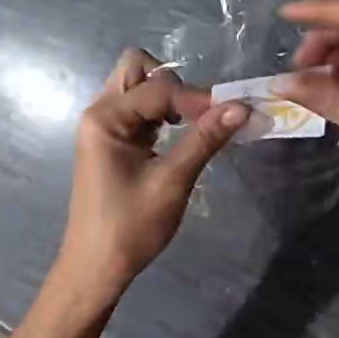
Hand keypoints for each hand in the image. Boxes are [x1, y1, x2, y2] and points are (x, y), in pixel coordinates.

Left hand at [58, 49, 250, 302]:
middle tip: (199, 111)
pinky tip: (179, 134)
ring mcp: (104, 125)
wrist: (96, 269)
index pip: (159, 88)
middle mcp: (100, 112)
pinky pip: (139, 108)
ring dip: (168, 97)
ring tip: (194, 123)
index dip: (196, 99)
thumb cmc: (129, 227)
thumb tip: (242, 106)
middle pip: (137, 68)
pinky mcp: (113, 139)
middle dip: (173, 83)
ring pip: (138, 86)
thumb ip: (205, 138)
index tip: (230, 115)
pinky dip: (162, 112)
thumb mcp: (172, 181)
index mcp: (105, 118)